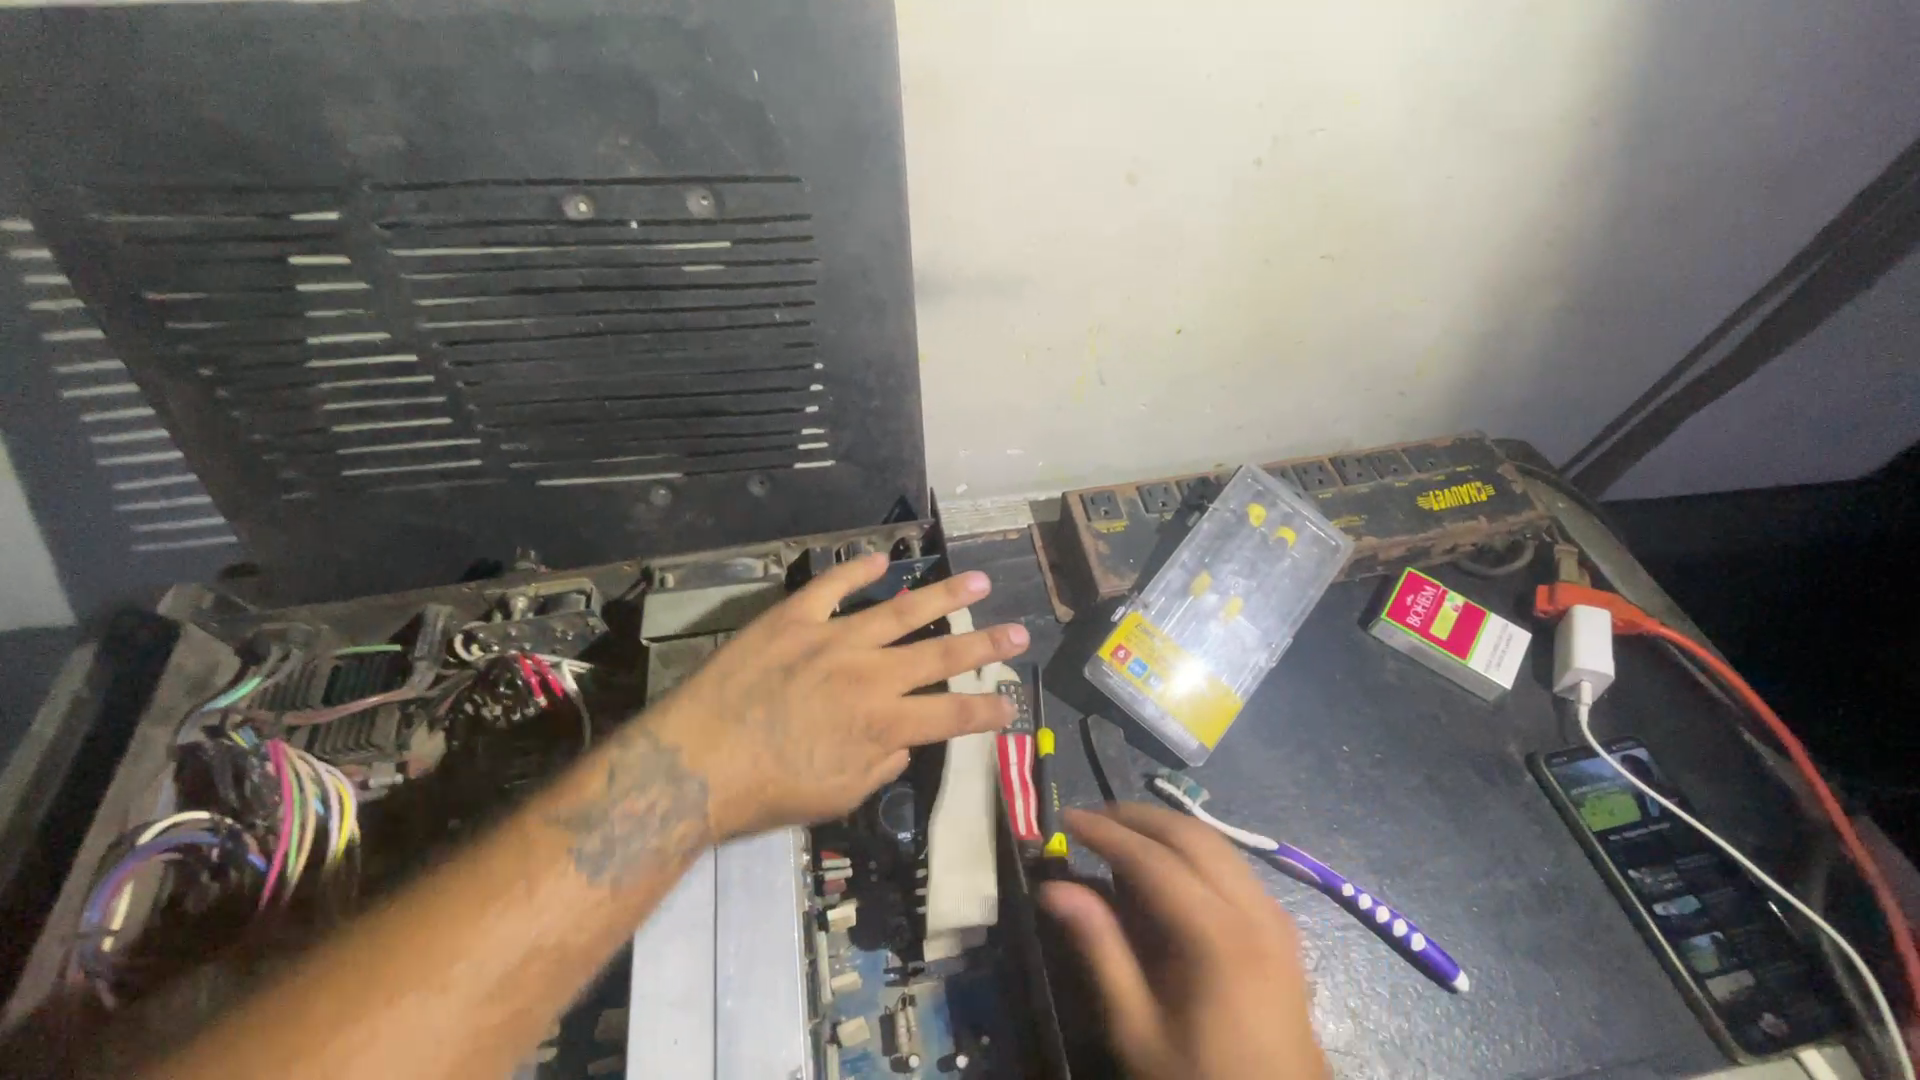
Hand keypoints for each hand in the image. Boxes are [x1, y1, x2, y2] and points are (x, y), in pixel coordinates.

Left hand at [649, 553, 1030, 837]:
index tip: (1013, 702)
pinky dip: (858, 570)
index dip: (988, 709)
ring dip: (944, 596)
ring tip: (978, 582)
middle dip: (986, 645)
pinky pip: (831, 586)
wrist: (695, 763)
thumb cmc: (767, 791)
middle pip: (941, 655)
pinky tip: (884, 559)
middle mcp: (870, 674)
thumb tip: (904, 739)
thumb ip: (881, 765)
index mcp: (883, 723)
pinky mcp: (793, 618)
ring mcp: (832, 639)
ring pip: (901, 611)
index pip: (952, 715)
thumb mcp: (838, 796)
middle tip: (1021, 630)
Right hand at [1041, 804, 1328, 1079]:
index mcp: (1219, 937)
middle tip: (1090, 818)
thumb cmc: (1200, 1077)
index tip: (1066, 816)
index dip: (1106, 833)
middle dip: (1137, 817)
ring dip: (1166, 828)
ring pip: (1216, 842)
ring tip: (1119, 833)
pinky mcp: (1281, 926)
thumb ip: (1100, 949)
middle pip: (1191, 835)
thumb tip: (1054, 888)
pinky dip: (1193, 848)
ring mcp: (1275, 915)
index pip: (1154, 859)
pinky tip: (1164, 864)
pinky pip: (1233, 864)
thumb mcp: (1137, 1029)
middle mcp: (1255, 910)